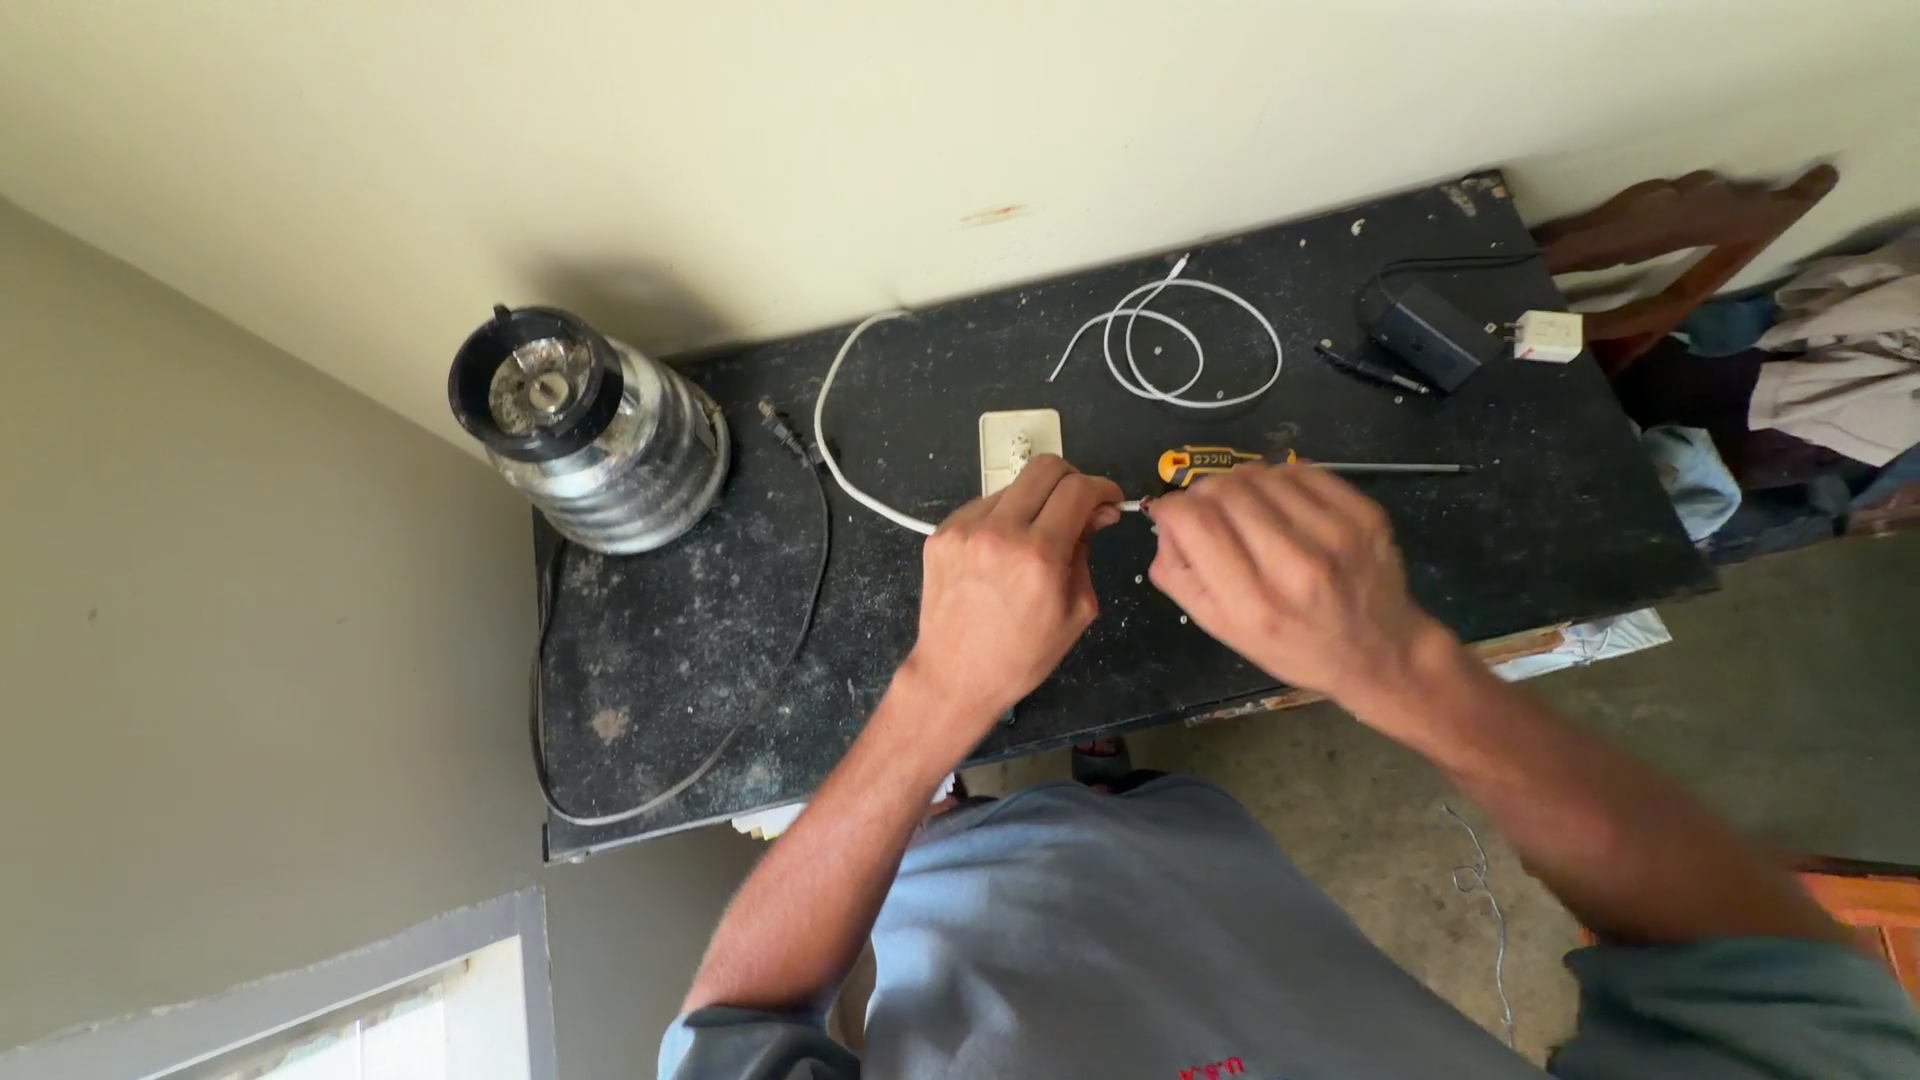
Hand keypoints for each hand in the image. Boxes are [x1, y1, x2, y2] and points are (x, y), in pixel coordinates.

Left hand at [902, 455, 1123, 728]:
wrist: (955, 676)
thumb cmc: (1022, 656)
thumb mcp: (1076, 612)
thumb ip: (1086, 553)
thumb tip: (1096, 513)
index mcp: (1037, 555)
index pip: (1078, 489)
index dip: (1103, 487)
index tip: (1109, 500)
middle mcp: (998, 532)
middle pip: (1045, 467)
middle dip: (1072, 480)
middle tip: (1078, 506)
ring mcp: (964, 530)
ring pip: (1013, 485)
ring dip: (1035, 502)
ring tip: (1035, 537)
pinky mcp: (941, 534)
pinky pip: (983, 507)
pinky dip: (1002, 518)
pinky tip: (1002, 551)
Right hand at [1145, 463, 1457, 705]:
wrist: (1380, 652)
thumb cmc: (1291, 646)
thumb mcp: (1220, 629)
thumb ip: (1179, 575)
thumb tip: (1167, 522)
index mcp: (1253, 603)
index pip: (1195, 522)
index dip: (1171, 508)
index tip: (1170, 515)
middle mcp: (1296, 566)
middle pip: (1223, 491)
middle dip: (1201, 494)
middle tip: (1207, 514)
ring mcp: (1336, 535)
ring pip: (1258, 474)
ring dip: (1239, 485)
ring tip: (1246, 510)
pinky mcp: (1363, 514)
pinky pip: (1298, 471)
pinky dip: (1276, 480)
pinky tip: (1279, 505)